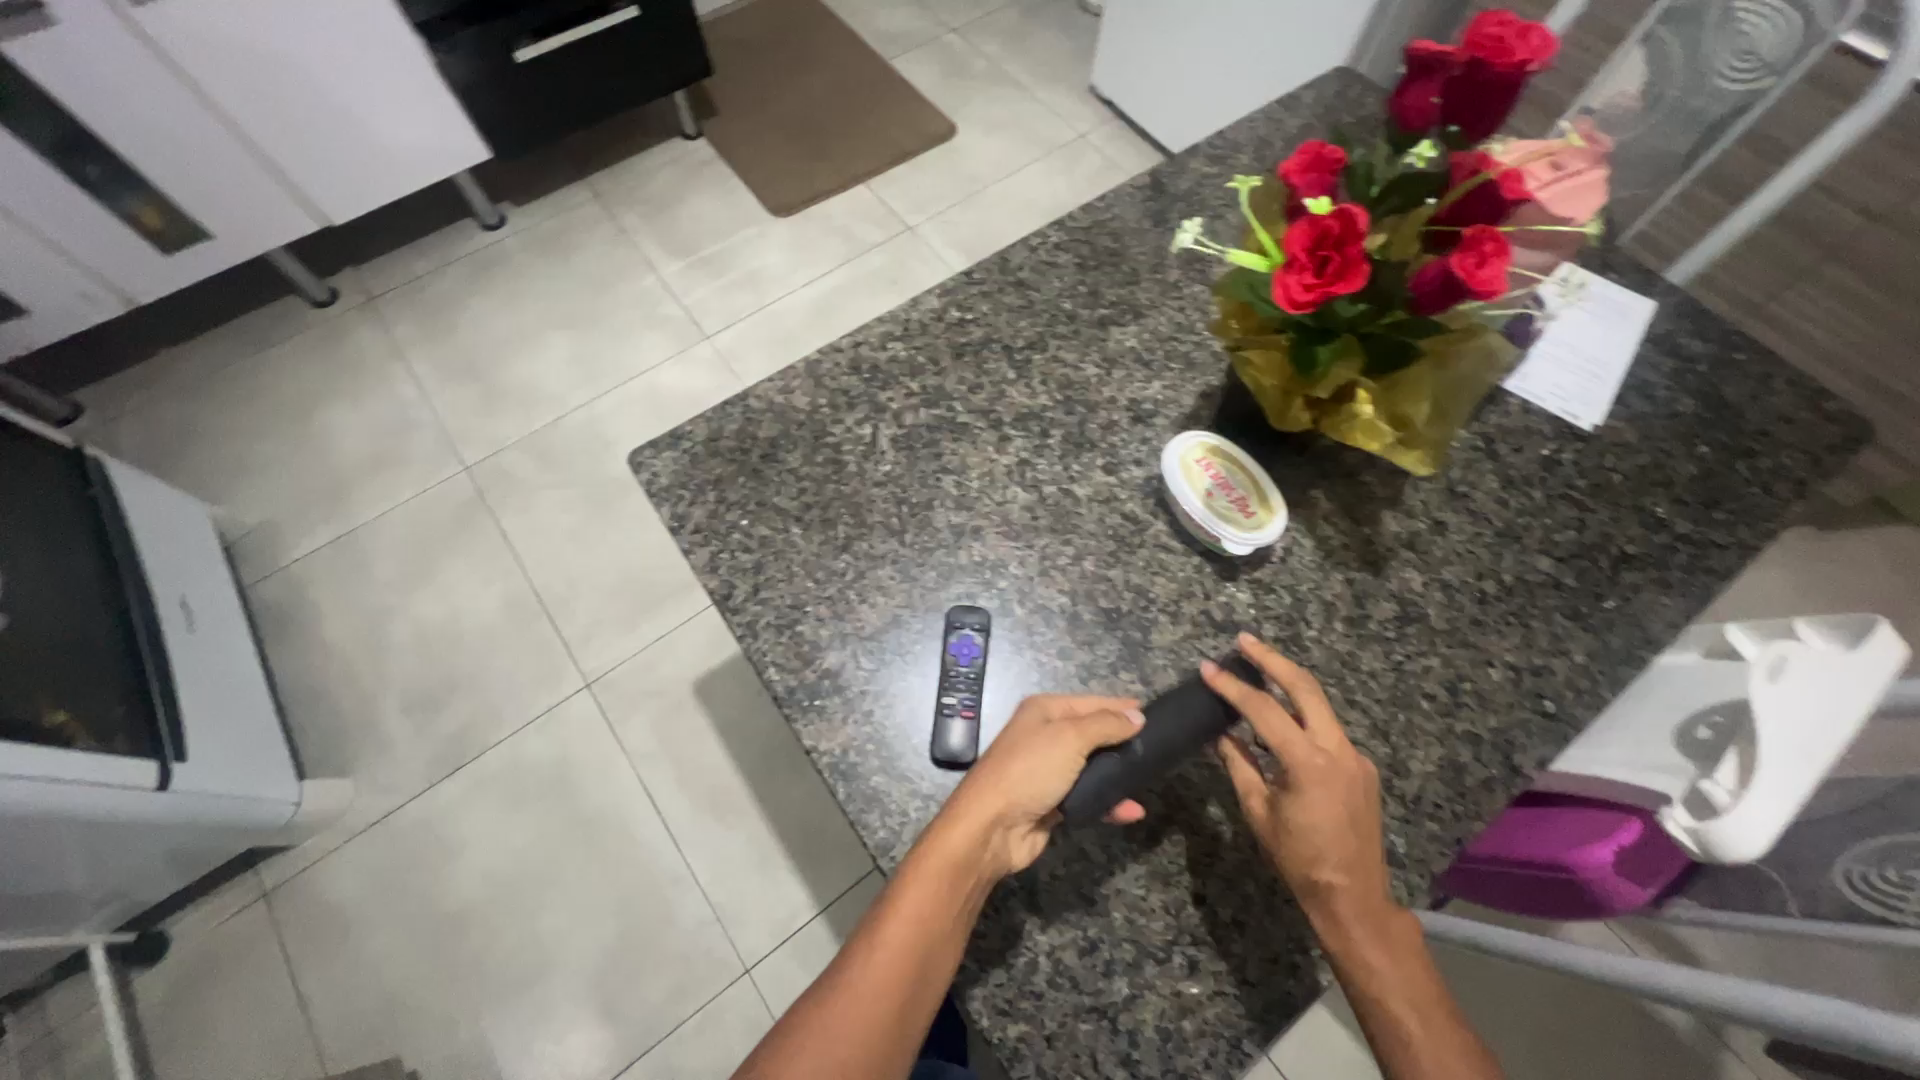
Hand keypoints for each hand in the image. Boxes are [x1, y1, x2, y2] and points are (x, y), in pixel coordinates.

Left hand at [937, 695, 1145, 876]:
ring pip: (1092, 767)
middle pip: (1092, 734)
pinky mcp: (1052, 802)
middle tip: (1156, 750)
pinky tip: (1131, 811)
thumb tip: (1136, 715)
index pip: (1091, 703)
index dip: (1120, 707)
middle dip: (1122, 742)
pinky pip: (1088, 797)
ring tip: (1147, 780)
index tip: (1153, 715)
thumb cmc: (1030, 770)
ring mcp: (1048, 771)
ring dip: (1117, 775)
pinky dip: (1108, 802)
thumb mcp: (1070, 738)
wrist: (992, 826)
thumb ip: (1105, 725)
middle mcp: (1045, 736)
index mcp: (1045, 711)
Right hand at [1203, 633, 1395, 928]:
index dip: (1233, 687)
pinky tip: (1279, 722)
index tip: (1208, 669)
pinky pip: (1326, 730)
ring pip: (1319, 705)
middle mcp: (1338, 749)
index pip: (1264, 710)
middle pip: (1305, 687)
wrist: (1353, 895)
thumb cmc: (1297, 858)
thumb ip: (1239, 764)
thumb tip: (1219, 733)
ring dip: (1288, 683)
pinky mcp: (1361, 767)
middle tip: (1244, 641)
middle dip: (1273, 659)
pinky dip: (1300, 716)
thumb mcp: (1257, 810)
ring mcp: (1355, 756)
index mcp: (1308, 762)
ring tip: (1257, 668)